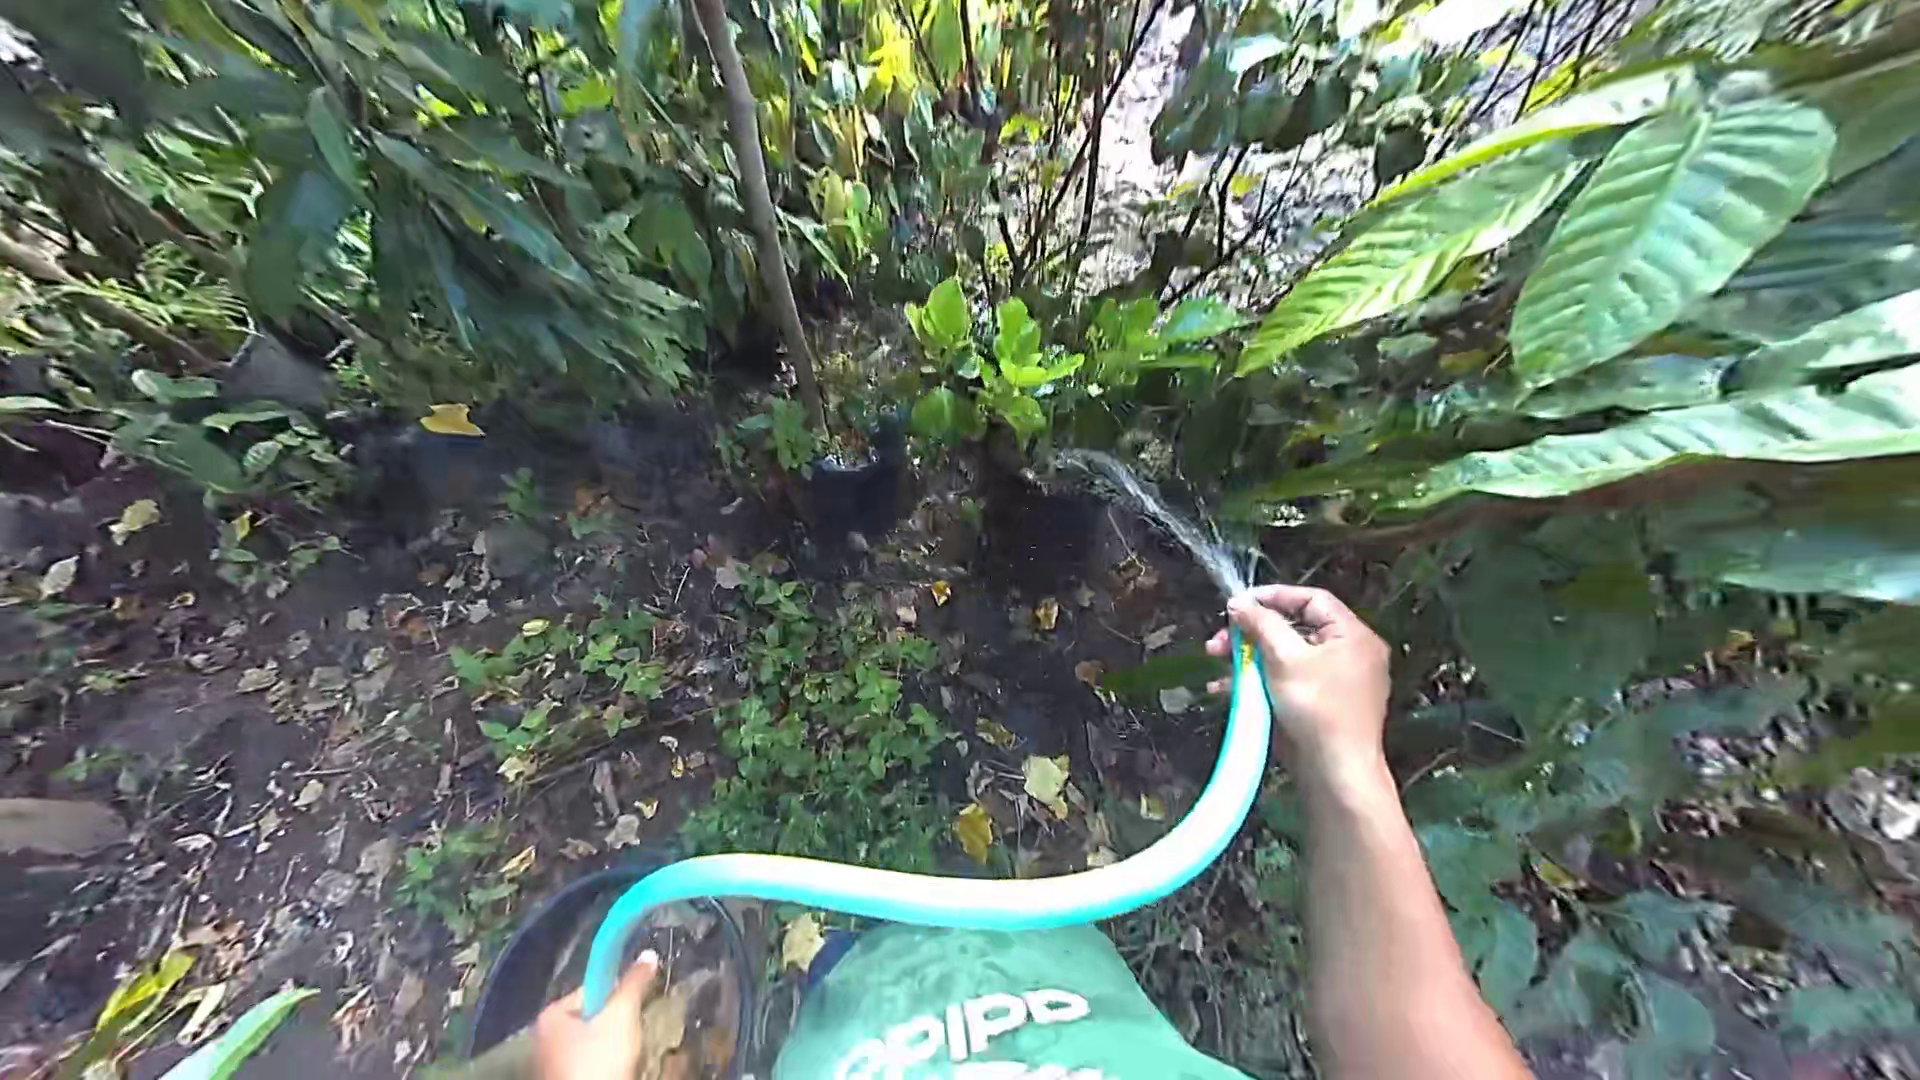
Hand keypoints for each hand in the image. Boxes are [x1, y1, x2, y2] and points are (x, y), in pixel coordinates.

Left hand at [533, 949, 659, 1079]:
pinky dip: (604, 1062)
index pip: (594, 986)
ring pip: (594, 1038)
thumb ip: (635, 981)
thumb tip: (648, 954)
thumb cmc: (599, 1060)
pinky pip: (589, 1061)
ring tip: (626, 1052)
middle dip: (616, 1018)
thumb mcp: (623, 1012)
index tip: (632, 1003)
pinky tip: (616, 1069)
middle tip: (632, 1028)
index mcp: (551, 1016)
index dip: (617, 991)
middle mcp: (543, 1039)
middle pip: (594, 1012)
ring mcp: (549, 1066)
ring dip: (614, 1041)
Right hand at [1206, 584, 1390, 775]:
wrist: (1334, 770)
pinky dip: (1256, 678)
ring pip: (1282, 654)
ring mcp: (1333, 679)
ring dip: (1246, 655)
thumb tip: (1238, 602)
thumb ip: (1261, 624)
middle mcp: (1347, 653)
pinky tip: (1226, 687)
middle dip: (1250, 631)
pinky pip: (1284, 679)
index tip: (1239, 602)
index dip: (1273, 596)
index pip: (1311, 599)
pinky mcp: (1317, 702)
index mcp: (1351, 636)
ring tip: (1216, 660)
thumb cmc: (1314, 706)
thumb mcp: (1283, 657)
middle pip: (1292, 627)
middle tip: (1220, 639)